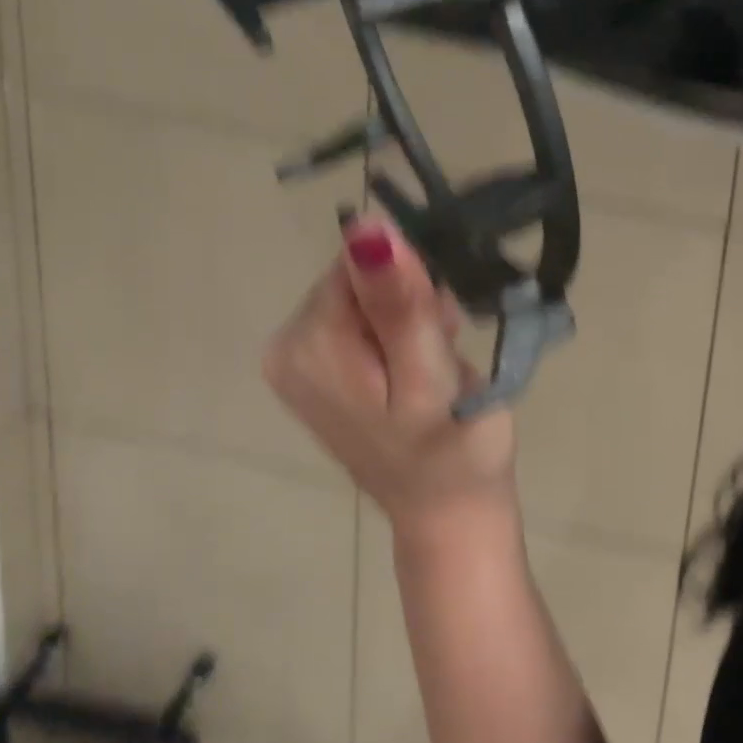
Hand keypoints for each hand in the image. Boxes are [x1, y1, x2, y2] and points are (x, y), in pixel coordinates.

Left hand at [265, 214, 518, 530]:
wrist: (449, 514)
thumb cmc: (454, 452)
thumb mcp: (432, 380)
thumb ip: (400, 307)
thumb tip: (369, 228)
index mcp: (309, 347)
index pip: (358, 265)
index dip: (412, 284)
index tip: (445, 327)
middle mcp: (288, 348)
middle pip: (358, 282)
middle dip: (411, 306)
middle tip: (445, 357)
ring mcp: (300, 364)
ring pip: (365, 302)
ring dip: (411, 323)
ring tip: (437, 372)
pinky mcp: (320, 375)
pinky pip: (362, 327)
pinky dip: (400, 340)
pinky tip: (421, 376)